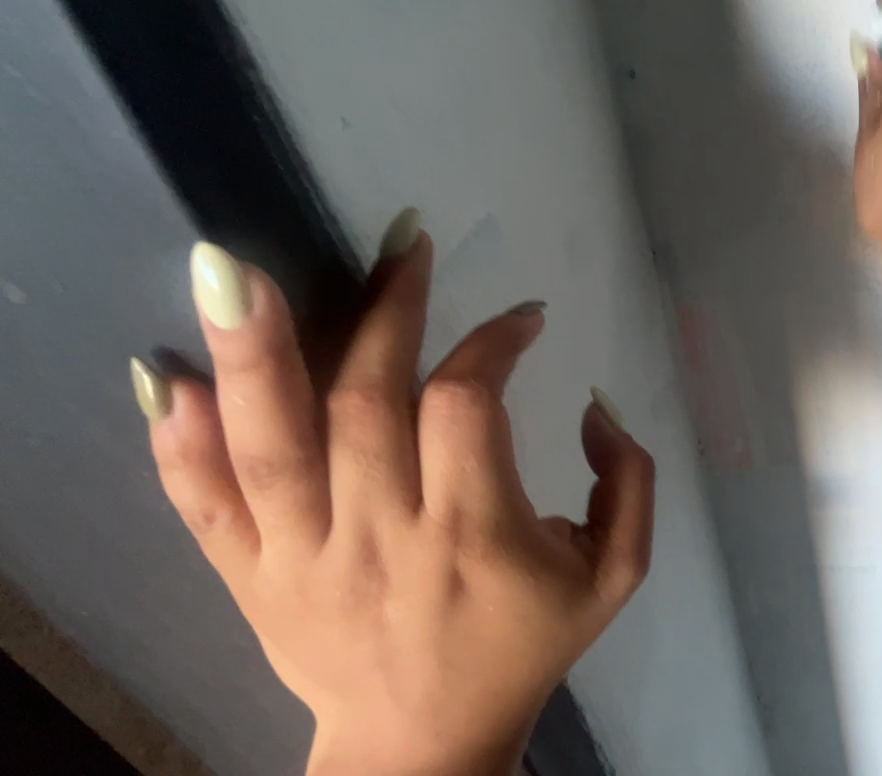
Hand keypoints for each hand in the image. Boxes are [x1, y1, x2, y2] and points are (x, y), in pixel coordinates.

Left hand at [128, 212, 655, 775]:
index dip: (494, 344)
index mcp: (476, 532)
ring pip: (267, 445)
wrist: (422, 748)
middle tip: (405, 244)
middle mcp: (380, 535)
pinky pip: (203, 506)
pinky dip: (178, 441)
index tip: (523, 318)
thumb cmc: (529, 644)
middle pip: (365, 404)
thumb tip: (594, 408)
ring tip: (233, 269)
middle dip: (387, 311)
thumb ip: (628, 481)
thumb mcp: (617, 572)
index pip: (467, 407)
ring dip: (252, 353)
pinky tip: (166, 373)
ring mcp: (301, 559)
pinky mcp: (251, 579)